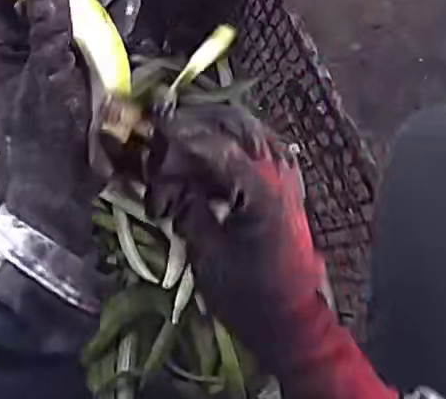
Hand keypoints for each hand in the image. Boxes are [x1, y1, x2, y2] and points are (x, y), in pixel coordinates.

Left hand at [0, 0, 103, 251]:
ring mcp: (62, 59)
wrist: (67, 186)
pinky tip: (130, 6)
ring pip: (77, 16)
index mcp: (9, 48)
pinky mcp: (88, 72)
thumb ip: (47, 25)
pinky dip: (116, 21)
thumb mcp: (45, 74)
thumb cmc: (46, 131)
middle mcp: (33, 47)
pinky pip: (102, 37)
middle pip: (44, 1)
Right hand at [147, 105, 331, 371]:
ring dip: (207, 132)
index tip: (151, 134)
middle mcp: (277, 166)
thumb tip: (162, 177)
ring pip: (241, 127)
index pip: (212, 143)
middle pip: (228, 122)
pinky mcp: (284, 178)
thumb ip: (187, 206)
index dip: (177, 137)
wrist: (294, 323)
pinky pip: (252, 143)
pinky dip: (225, 144)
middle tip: (161, 143)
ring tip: (178, 153)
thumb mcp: (209, 253)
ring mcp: (284, 169)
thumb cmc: (249, 295)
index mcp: (261, 184)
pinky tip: (203, 161)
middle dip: (191, 128)